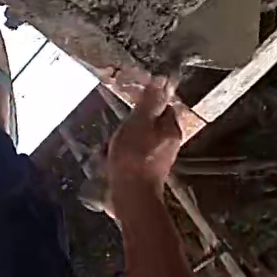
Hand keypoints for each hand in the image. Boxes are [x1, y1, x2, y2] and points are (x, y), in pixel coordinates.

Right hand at [106, 74, 182, 218]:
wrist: (131, 197)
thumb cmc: (134, 159)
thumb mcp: (138, 122)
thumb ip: (149, 102)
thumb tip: (161, 80)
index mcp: (170, 131)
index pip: (162, 108)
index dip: (145, 105)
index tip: (130, 107)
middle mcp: (166, 146)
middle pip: (145, 126)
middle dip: (126, 128)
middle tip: (116, 133)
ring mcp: (154, 162)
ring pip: (133, 143)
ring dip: (117, 145)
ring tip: (106, 151)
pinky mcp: (142, 175)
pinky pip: (127, 160)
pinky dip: (115, 160)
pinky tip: (106, 164)